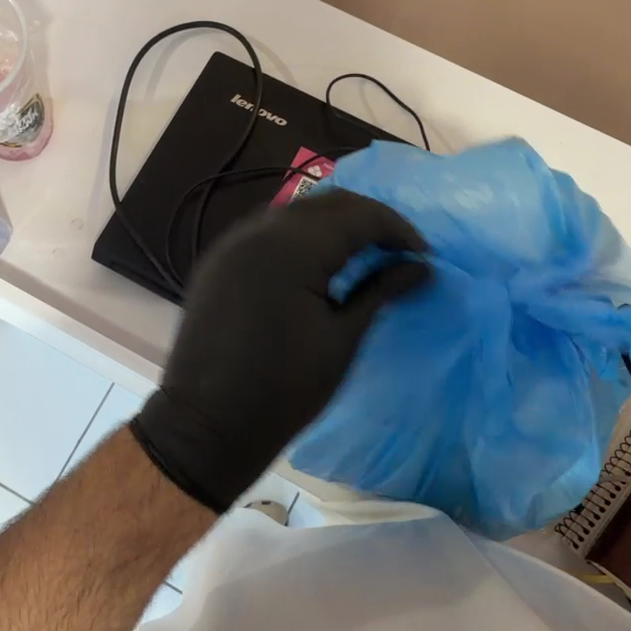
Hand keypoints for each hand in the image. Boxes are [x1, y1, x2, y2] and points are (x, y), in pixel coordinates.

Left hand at [131, 190, 429, 511]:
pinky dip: (298, 237)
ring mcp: (231, 244)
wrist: (207, 425)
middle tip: (398, 251)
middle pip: (325, 204)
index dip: (398, 230)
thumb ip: (380, 291)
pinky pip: (266, 232)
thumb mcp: (342, 340)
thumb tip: (421, 267)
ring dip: (332, 225)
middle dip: (368, 220)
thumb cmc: (284, 390)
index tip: (423, 257)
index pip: (358, 216)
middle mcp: (258, 232)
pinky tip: (316, 264)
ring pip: (293, 213)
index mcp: (292, 249)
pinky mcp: (217, 261)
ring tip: (362, 255)